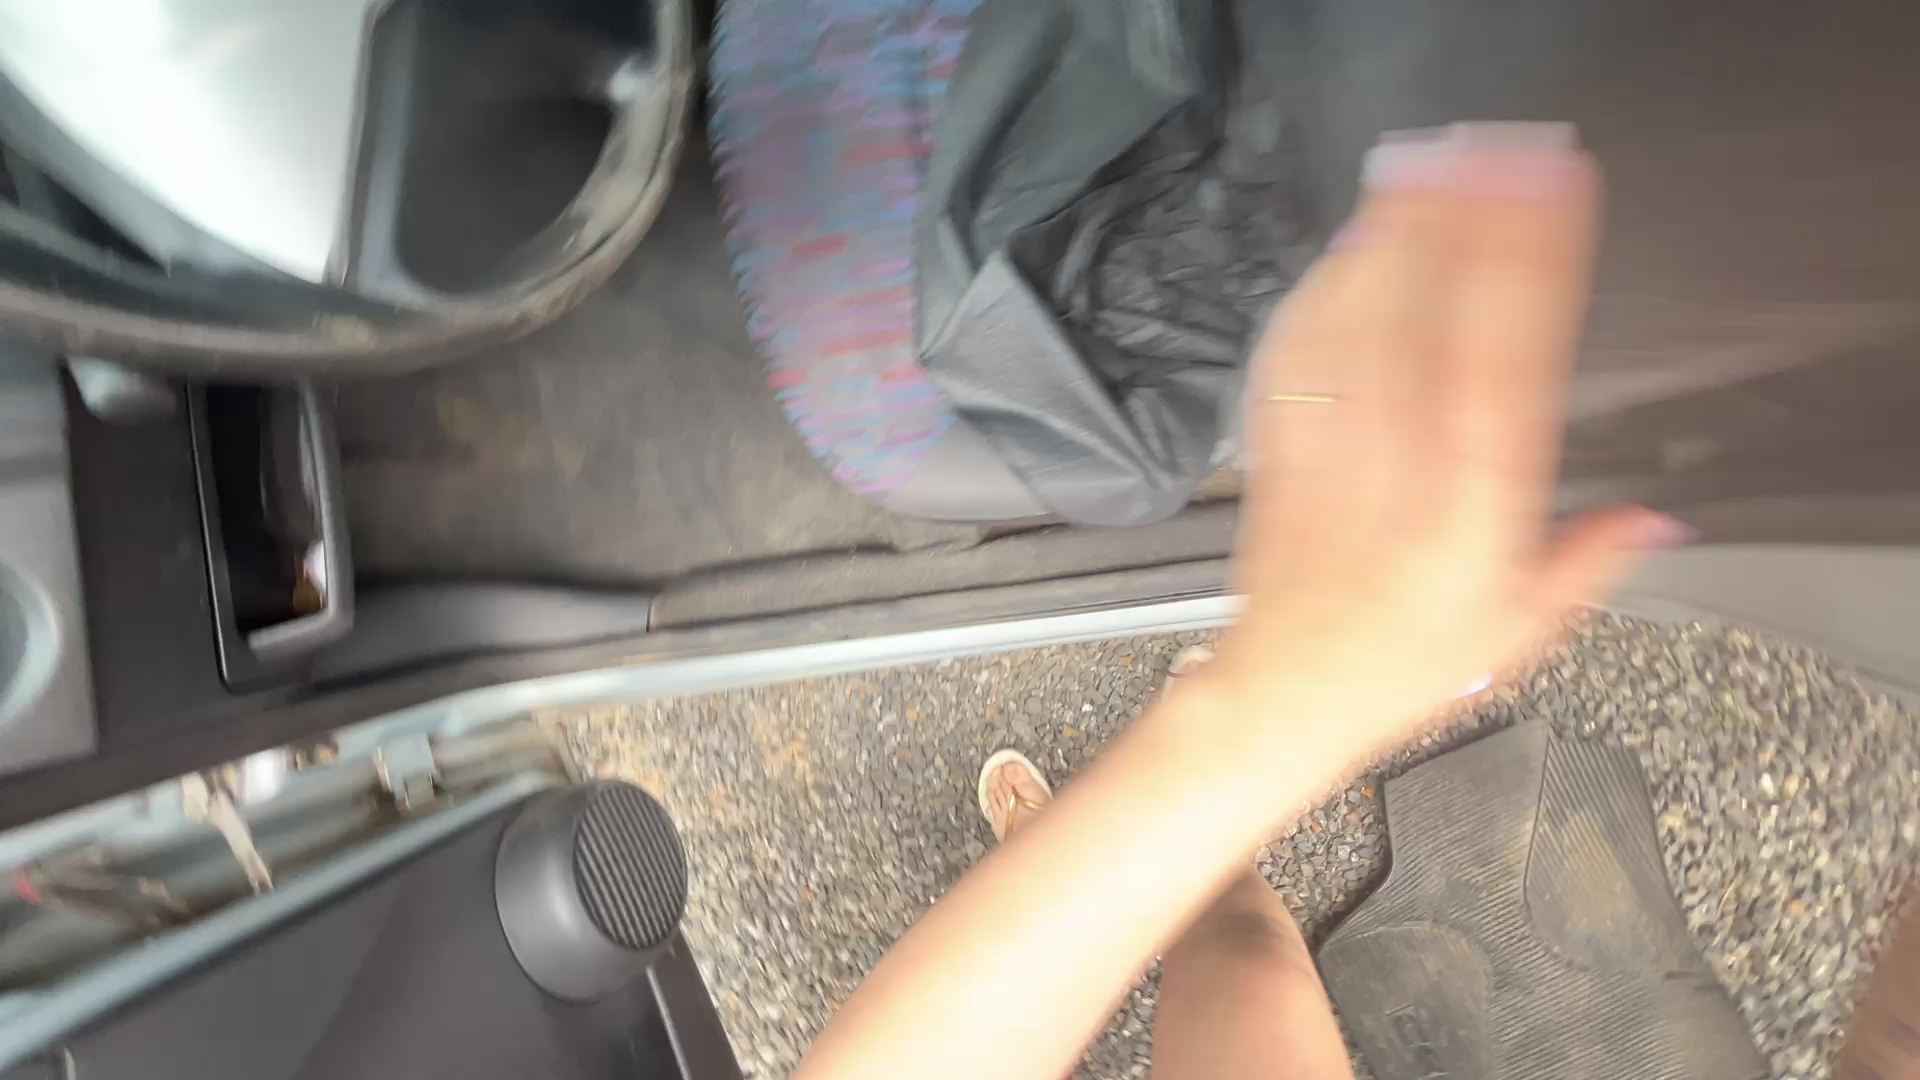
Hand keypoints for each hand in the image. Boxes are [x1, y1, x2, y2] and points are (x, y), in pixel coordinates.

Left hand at [1195, 124, 1683, 770]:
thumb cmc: (1392, 665)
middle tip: (1464, 153)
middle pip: (1418, 330)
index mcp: (1471, 509)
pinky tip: (1321, 275)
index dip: (1526, 264)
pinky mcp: (1272, 471)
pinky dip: (1304, 318)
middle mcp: (1395, 475)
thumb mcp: (1517, 631)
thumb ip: (1585, 564)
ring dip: (1371, 256)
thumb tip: (1651, 516)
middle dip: (1444, 230)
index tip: (1543, 191)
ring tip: (1397, 187)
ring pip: (1345, 344)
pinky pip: (1285, 381)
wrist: (1284, 690)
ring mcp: (1324, 467)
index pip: (1508, 359)